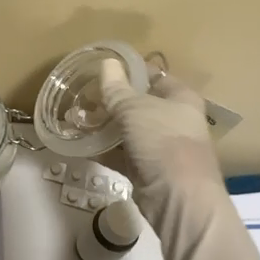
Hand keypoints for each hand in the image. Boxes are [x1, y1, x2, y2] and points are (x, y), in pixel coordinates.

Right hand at [98, 61, 259, 259]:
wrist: (178, 197)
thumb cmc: (163, 141)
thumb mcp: (135, 109)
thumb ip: (117, 89)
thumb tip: (107, 63)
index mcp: (181, 98)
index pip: (155, 76)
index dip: (132, 72)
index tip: (104, 72)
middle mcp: (175, 120)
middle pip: (141, 105)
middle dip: (114, 103)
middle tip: (85, 98)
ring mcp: (162, 148)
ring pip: (130, 131)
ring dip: (107, 128)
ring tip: (78, 120)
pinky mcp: (148, 170)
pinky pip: (123, 155)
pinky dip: (105, 151)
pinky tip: (82, 145)